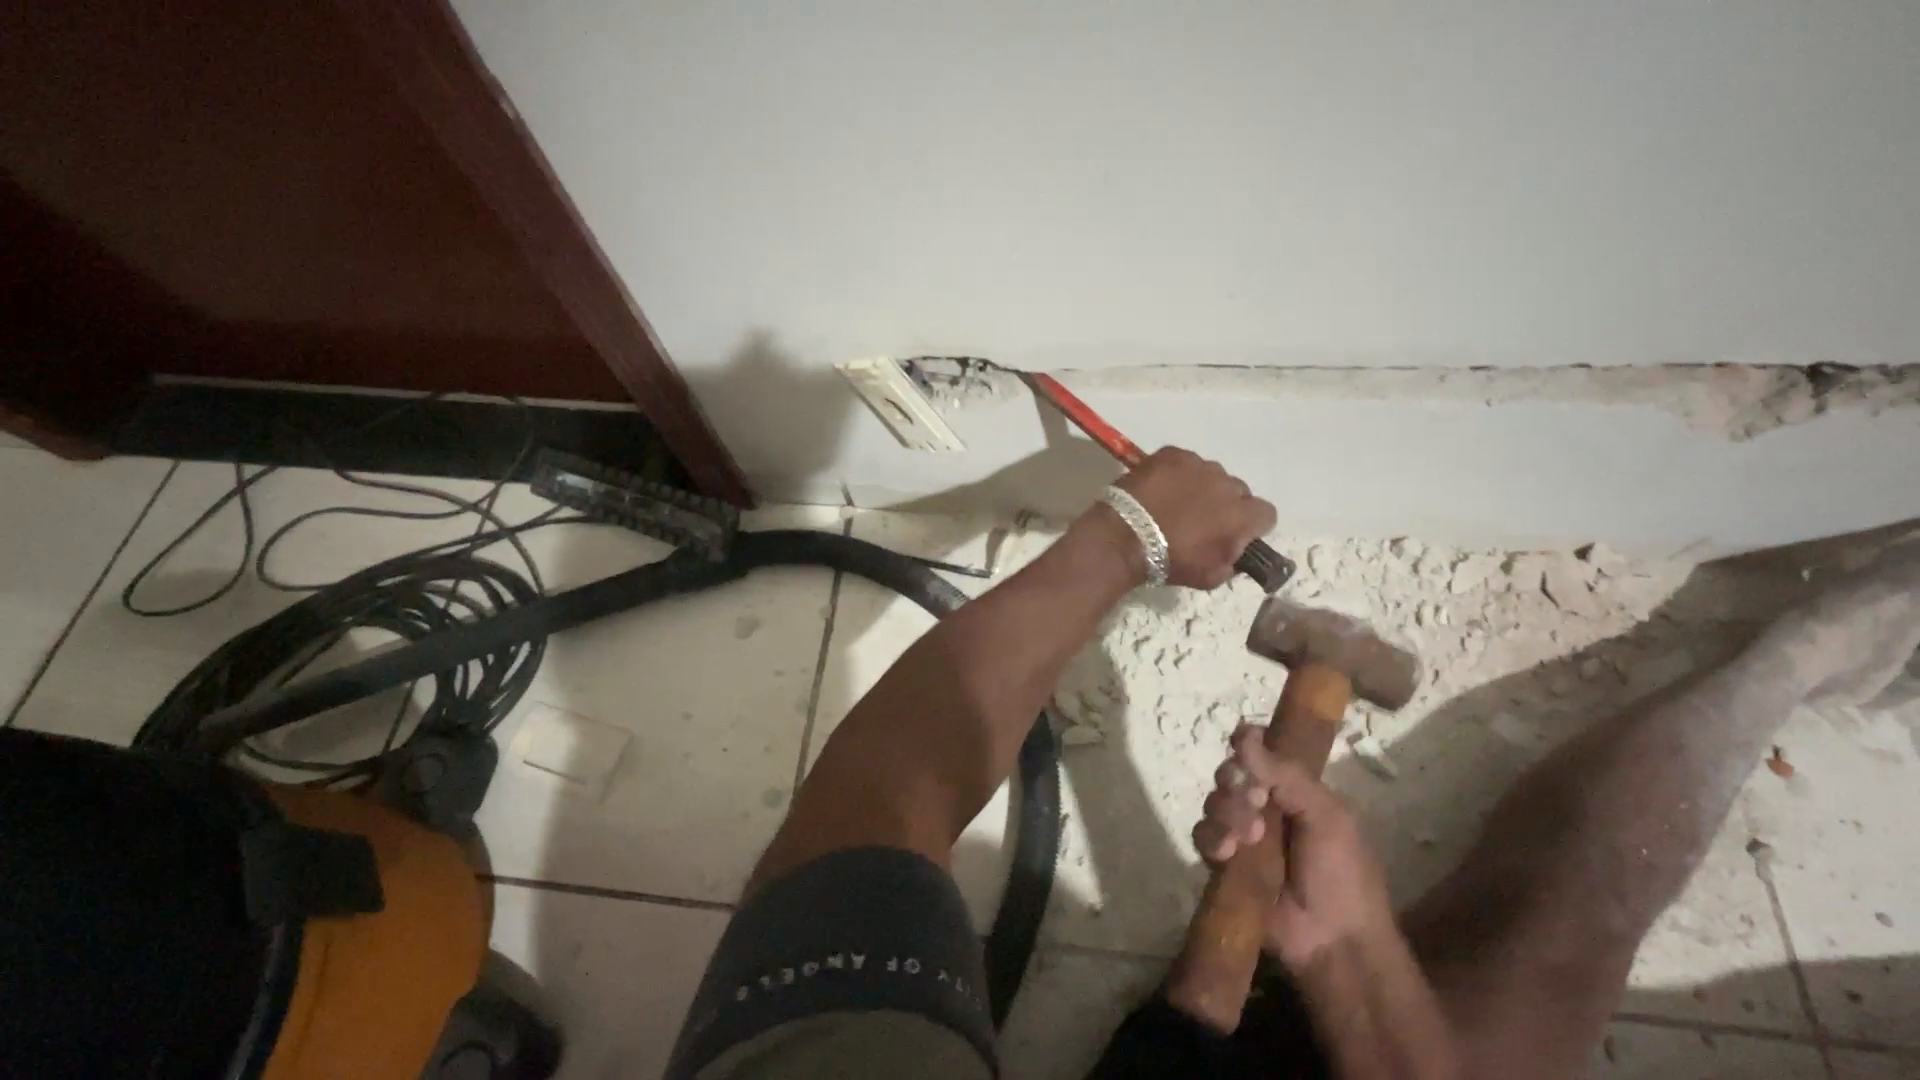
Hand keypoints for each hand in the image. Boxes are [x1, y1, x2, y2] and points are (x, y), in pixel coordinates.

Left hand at [1112, 447, 1276, 589]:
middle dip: (1225, 504)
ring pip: (1211, 474)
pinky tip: (1160, 488)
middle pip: (1237, 491)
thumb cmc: (1169, 562)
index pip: (1266, 513)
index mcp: (1242, 515)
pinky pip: (1184, 462)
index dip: (1252, 524)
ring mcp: (1198, 464)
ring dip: (1201, 487)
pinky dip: (1176, 473)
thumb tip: (1236, 550)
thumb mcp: (1211, 577)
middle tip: (1200, 520)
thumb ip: (1234, 561)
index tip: (1235, 533)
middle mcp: (1226, 484)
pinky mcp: (1172, 454)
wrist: (1123, 538)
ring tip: (1176, 502)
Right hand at [1193, 724, 1396, 970]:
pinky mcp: (1224, 865)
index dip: (1247, 746)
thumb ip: (1285, 774)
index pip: (1260, 753)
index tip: (1242, 746)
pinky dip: (1211, 839)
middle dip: (1235, 784)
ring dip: (1225, 813)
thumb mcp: (1326, 815)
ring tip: (1247, 839)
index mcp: (1294, 790)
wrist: (1334, 942)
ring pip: (1213, 804)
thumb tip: (1243, 732)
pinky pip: (1202, 838)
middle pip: (1230, 775)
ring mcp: (1243, 836)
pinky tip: (1228, 853)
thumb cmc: (1342, 873)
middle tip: (1253, 802)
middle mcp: (1264, 807)